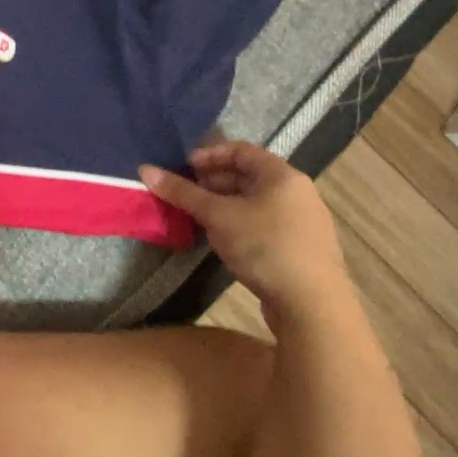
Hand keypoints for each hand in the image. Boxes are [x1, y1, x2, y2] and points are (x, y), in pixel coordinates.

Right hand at [140, 142, 351, 322]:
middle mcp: (298, 194)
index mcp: (283, 177)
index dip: (208, 154)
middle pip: (249, 175)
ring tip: (197, 215)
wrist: (312, 306)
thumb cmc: (264, 246)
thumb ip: (181, 191)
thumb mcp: (216, 215)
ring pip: (256, 201)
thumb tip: (145, 170)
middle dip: (212, 180)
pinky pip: (265, 221)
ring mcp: (304, 222)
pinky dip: (240, 221)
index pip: (240, 150)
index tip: (183, 168)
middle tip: (185, 192)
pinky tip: (222, 237)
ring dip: (224, 203)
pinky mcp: (302, 247)